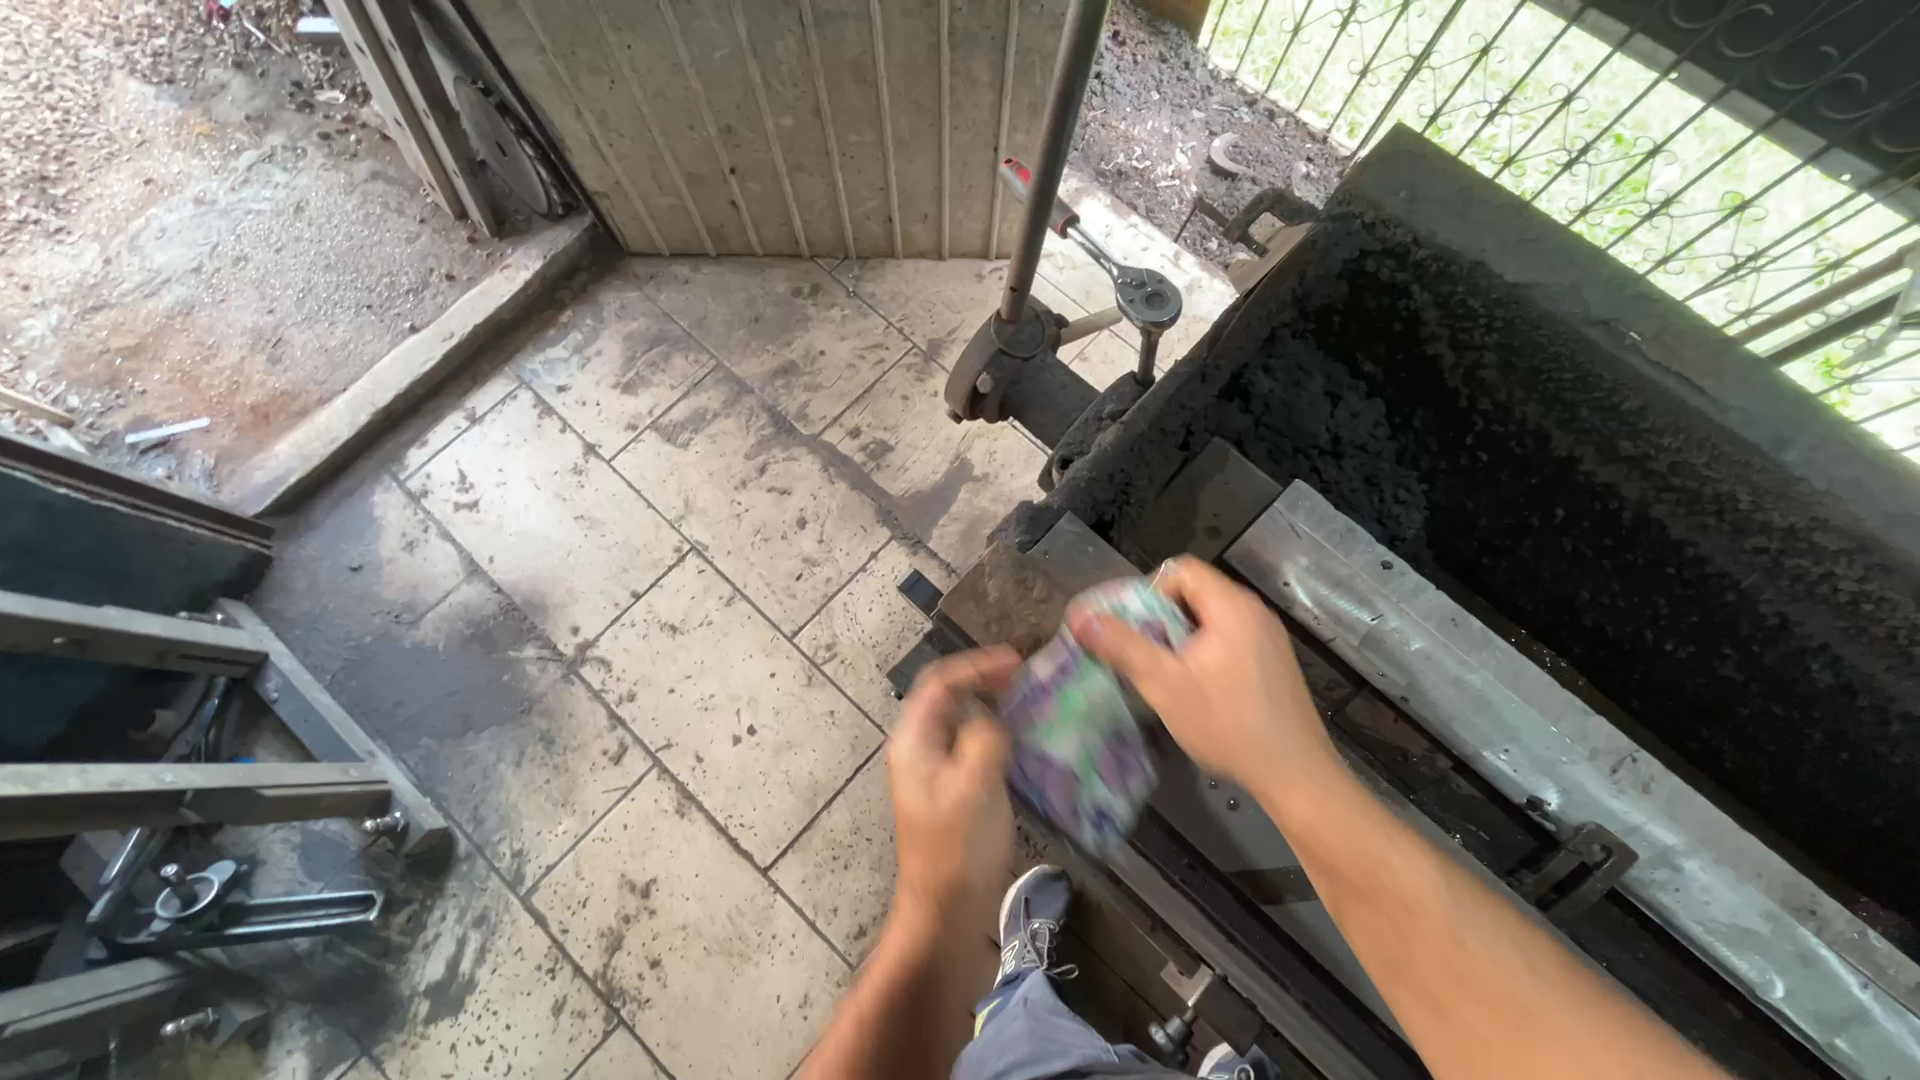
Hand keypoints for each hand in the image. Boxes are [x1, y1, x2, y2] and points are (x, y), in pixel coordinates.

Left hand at [887, 647, 1019, 931]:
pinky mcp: (952, 792)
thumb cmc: (957, 849)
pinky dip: (996, 734)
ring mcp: (934, 772)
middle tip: (1026, 678)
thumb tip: (992, 717)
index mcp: (913, 741)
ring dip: (993, 707)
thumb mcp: (974, 785)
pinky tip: (1023, 740)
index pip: (940, 683)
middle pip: (948, 698)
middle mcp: (918, 750)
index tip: (1016, 662)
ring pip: (962, 722)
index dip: (976, 666)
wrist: (946, 912)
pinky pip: (973, 747)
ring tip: (1029, 702)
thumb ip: (984, 737)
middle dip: (985, 682)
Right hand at [1069, 557, 1341, 807]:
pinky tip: (1196, 690)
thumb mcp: (1164, 684)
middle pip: (1195, 592)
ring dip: (1180, 638)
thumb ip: (1121, 646)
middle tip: (1140, 653)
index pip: (1181, 569)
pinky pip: (1229, 639)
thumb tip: (1080, 616)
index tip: (1132, 628)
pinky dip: (1204, 652)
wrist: (1295, 774)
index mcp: (1231, 606)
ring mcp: (1269, 637)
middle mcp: (1254, 612)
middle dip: (1160, 618)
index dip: (1149, 591)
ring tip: (1163, 673)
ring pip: (1210, 619)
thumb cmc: (1228, 724)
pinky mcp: (1274, 662)